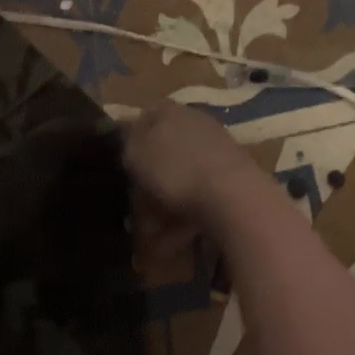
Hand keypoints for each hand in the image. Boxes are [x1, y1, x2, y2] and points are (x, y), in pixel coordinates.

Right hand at [123, 104, 268, 225]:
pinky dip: (184, 219)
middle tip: (136, 206)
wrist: (232, 195)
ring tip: (152, 236)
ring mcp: (216, 151)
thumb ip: (127, 141)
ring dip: (164, 207)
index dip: (131, 141)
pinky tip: (172, 242)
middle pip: (164, 152)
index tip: (122, 166)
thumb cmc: (175, 169)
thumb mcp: (136, 153)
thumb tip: (126, 133)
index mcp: (171, 112)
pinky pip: (199, 197)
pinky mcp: (231, 179)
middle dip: (149, 181)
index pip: (146, 117)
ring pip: (181, 178)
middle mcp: (195, 125)